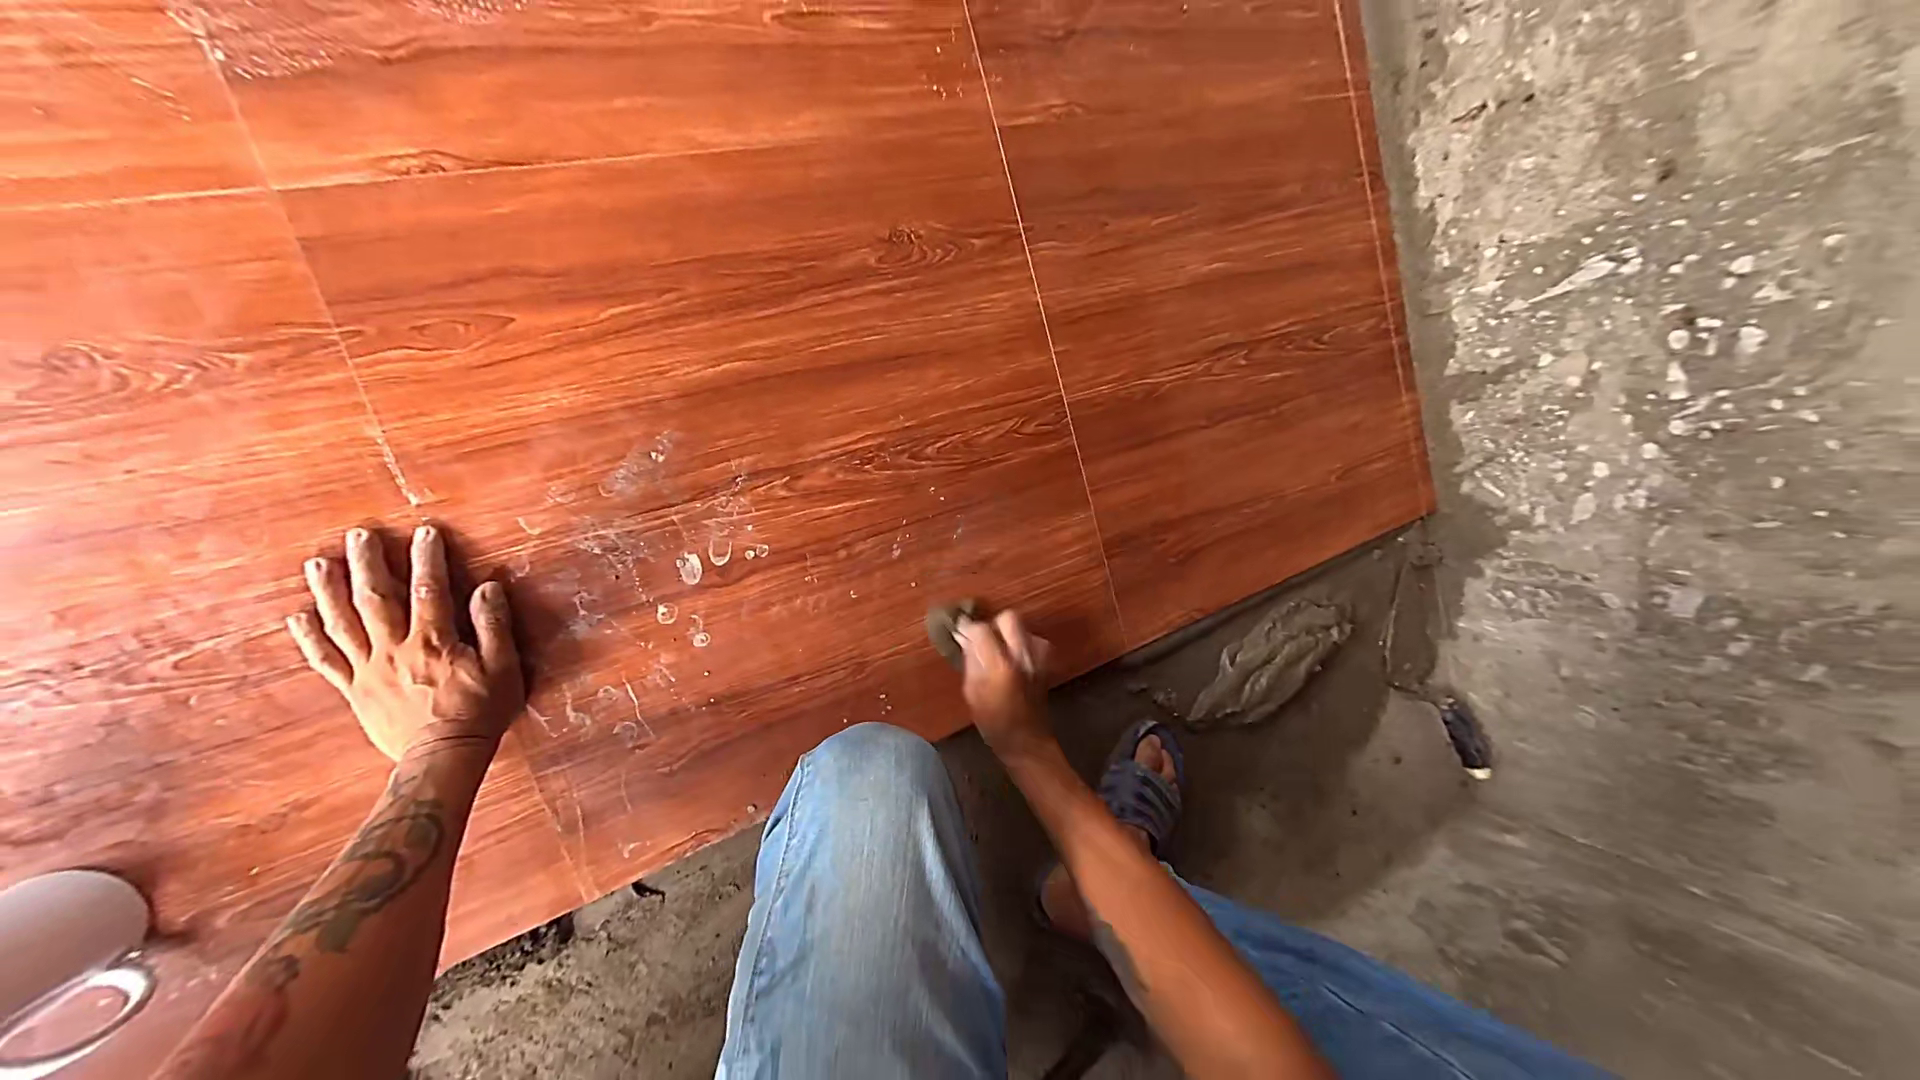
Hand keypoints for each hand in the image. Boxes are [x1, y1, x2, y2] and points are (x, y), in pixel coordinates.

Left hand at [286, 525, 523, 761]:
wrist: (443, 755)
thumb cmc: (481, 709)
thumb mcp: (503, 666)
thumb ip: (493, 625)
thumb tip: (488, 587)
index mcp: (434, 641)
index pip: (429, 589)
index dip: (426, 558)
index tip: (424, 532)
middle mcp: (394, 649)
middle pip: (376, 598)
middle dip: (367, 563)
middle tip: (359, 535)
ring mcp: (369, 669)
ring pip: (342, 623)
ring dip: (328, 590)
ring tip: (318, 562)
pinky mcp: (354, 689)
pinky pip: (325, 660)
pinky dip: (308, 637)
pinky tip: (298, 617)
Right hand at [954, 609, 1053, 756]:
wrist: (1028, 742)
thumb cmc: (994, 724)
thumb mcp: (972, 693)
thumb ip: (970, 662)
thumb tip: (966, 639)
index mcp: (1000, 666)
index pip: (981, 629)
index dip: (968, 628)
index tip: (960, 632)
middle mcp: (1022, 656)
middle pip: (1008, 618)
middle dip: (992, 624)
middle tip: (982, 638)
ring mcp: (1038, 658)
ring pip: (1023, 627)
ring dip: (1008, 633)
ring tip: (998, 650)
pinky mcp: (1047, 662)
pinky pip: (1033, 639)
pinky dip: (1022, 643)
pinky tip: (1014, 657)